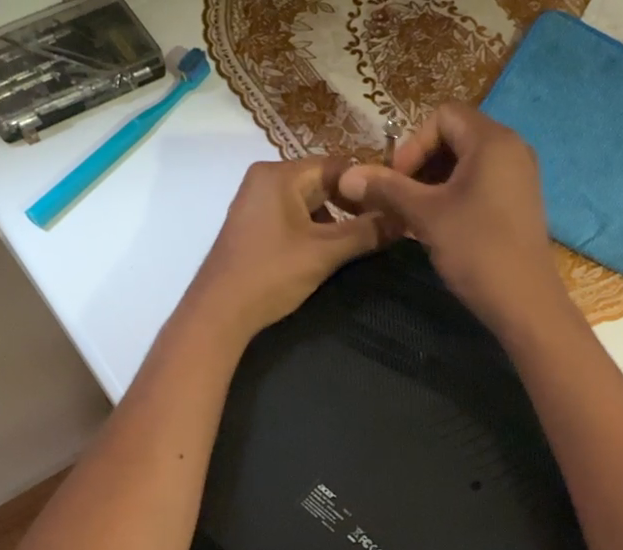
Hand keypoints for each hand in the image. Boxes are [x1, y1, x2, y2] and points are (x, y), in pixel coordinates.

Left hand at [181, 157, 389, 342]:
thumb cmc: (271, 275)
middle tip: (380, 226)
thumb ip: (365, 233)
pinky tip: (324, 253)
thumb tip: (402, 219)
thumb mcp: (324, 253)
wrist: (219, 311)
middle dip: (350, 204)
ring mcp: (254, 202)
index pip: (336, 165)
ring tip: (356, 243)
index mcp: (280, 174)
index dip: (367, 184)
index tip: (393, 204)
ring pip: (306, 202)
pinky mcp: (251, 226)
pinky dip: (311, 230)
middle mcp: (264, 179)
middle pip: (320, 182)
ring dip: (332, 220)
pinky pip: (290, 217)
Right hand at [336, 103, 564, 330]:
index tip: (397, 183)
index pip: (442, 116)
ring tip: (414, 217)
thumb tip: (346, 176)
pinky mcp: (520, 203)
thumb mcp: (426, 216)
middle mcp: (511, 148)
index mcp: (492, 140)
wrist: (524, 302)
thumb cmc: (476, 250)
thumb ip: (387, 190)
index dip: (412, 144)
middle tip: (401, 200)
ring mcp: (519, 177)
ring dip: (434, 184)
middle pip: (455, 137)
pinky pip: (481, 185)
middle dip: (421, 165)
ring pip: (466, 164)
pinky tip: (439, 227)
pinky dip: (455, 197)